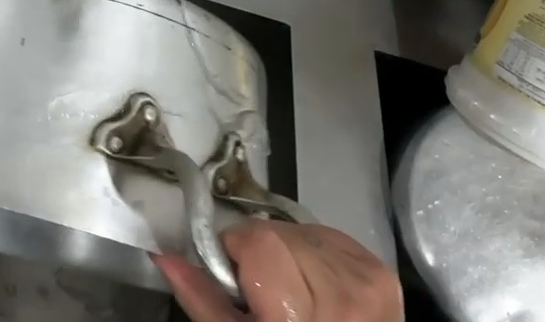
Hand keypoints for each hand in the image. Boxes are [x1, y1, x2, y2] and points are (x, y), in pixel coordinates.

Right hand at [154, 221, 400, 321]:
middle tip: (265, 294)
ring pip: (298, 231)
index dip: (237, 254)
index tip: (238, 281)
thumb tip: (162, 256)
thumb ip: (201, 299)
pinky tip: (316, 284)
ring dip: (287, 252)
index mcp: (301, 315)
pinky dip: (315, 253)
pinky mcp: (382, 273)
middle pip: (276, 233)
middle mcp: (344, 293)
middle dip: (260, 253)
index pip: (257, 240)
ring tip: (292, 292)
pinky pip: (329, 236)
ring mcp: (369, 280)